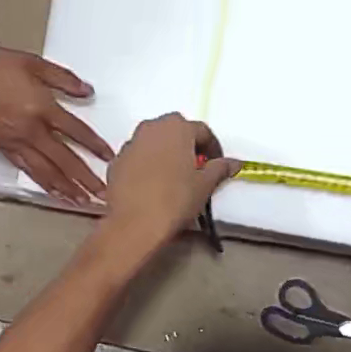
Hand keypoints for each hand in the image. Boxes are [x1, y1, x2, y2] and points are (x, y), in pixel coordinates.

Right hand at [0, 46, 114, 201]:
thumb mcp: (33, 63)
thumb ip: (63, 79)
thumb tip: (87, 91)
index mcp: (42, 108)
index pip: (76, 132)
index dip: (95, 145)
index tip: (110, 158)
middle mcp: (32, 130)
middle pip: (65, 160)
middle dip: (86, 179)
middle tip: (103, 193)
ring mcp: (18, 142)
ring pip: (48, 171)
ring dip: (67, 188)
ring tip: (83, 201)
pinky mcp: (5, 149)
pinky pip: (29, 170)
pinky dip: (45, 183)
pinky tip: (56, 192)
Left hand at [98, 113, 239, 250]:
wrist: (135, 224)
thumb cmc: (176, 200)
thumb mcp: (205, 185)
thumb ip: (220, 168)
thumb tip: (234, 162)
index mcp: (177, 128)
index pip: (202, 131)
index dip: (213, 148)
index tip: (218, 165)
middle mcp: (151, 128)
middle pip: (176, 130)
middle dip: (188, 145)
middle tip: (197, 168)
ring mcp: (131, 144)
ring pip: (154, 142)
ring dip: (167, 153)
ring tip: (174, 177)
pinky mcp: (116, 162)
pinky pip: (138, 157)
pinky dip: (148, 165)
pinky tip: (154, 185)